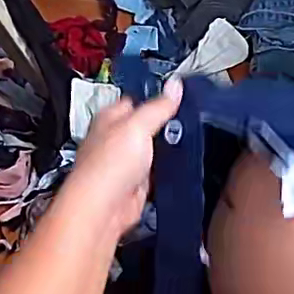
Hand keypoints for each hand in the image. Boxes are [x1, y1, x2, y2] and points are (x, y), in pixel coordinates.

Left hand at [61, 78, 181, 237]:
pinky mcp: (138, 183)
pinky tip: (179, 167)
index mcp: (111, 118)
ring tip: (188, 141)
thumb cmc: (107, 167)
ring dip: (169, 149)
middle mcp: (117, 139)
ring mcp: (128, 162)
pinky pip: (158, 172)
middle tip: (187, 119)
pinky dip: (168, 171)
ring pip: (154, 150)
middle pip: (147, 126)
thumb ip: (158, 107)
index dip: (156, 96)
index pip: (136, 100)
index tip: (178, 94)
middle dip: (166, 124)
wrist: (105, 208)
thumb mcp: (138, 127)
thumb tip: (175, 85)